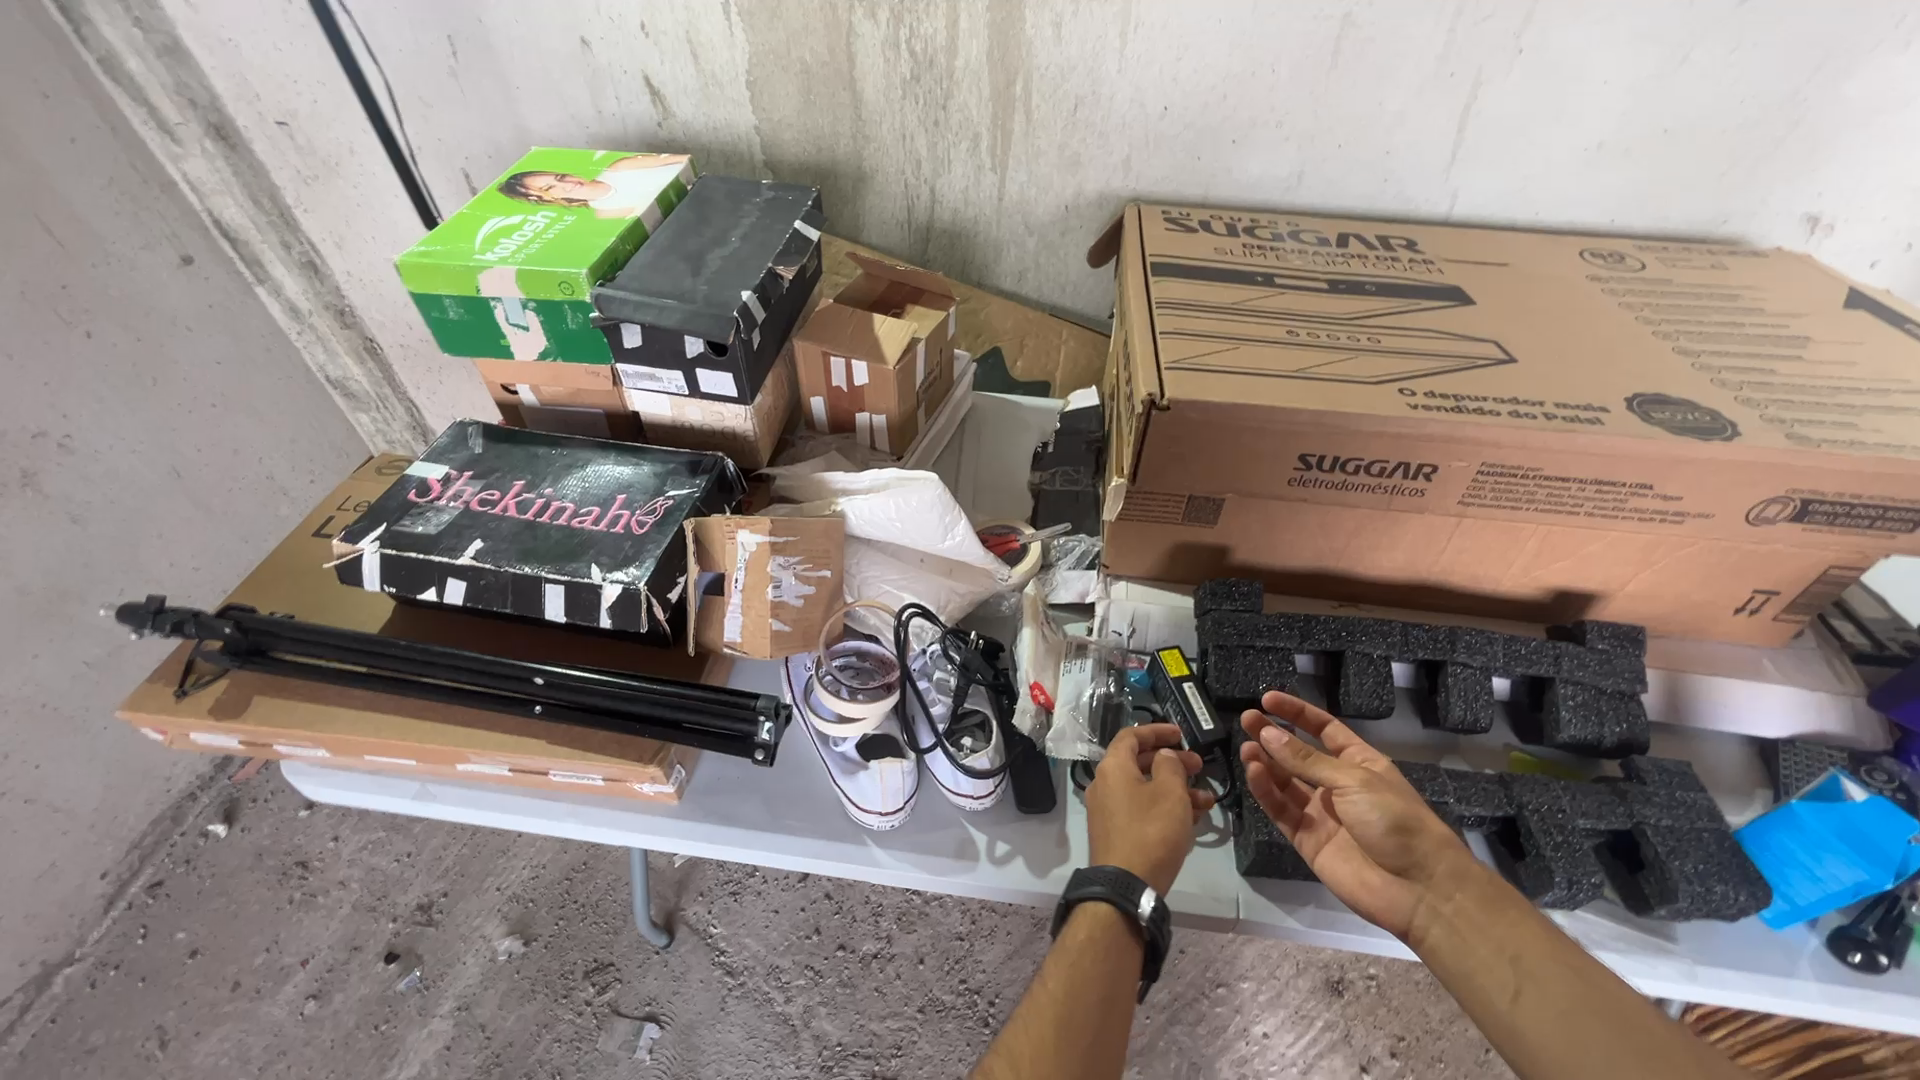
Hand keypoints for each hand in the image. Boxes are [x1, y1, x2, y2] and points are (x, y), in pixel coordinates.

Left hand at [1084, 724, 1215, 893]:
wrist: (1125, 887)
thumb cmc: (1150, 831)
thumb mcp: (1169, 792)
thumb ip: (1170, 766)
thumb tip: (1164, 755)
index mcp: (1112, 767)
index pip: (1131, 736)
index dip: (1157, 731)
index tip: (1181, 734)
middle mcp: (1104, 784)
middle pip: (1140, 763)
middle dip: (1172, 763)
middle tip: (1200, 767)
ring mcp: (1108, 811)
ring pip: (1145, 789)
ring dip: (1175, 789)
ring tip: (1206, 800)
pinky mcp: (1116, 833)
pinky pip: (1141, 810)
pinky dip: (1164, 809)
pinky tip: (1192, 819)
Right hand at [1239, 691, 1473, 938]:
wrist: (1419, 889)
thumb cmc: (1397, 821)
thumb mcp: (1354, 780)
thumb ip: (1306, 760)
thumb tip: (1268, 733)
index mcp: (1359, 764)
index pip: (1324, 730)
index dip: (1297, 714)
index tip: (1268, 699)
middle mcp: (1337, 786)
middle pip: (1298, 755)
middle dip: (1273, 736)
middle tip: (1247, 720)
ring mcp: (1320, 814)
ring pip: (1284, 782)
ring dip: (1265, 763)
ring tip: (1246, 747)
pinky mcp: (1307, 840)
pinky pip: (1280, 810)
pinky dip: (1265, 791)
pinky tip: (1253, 772)